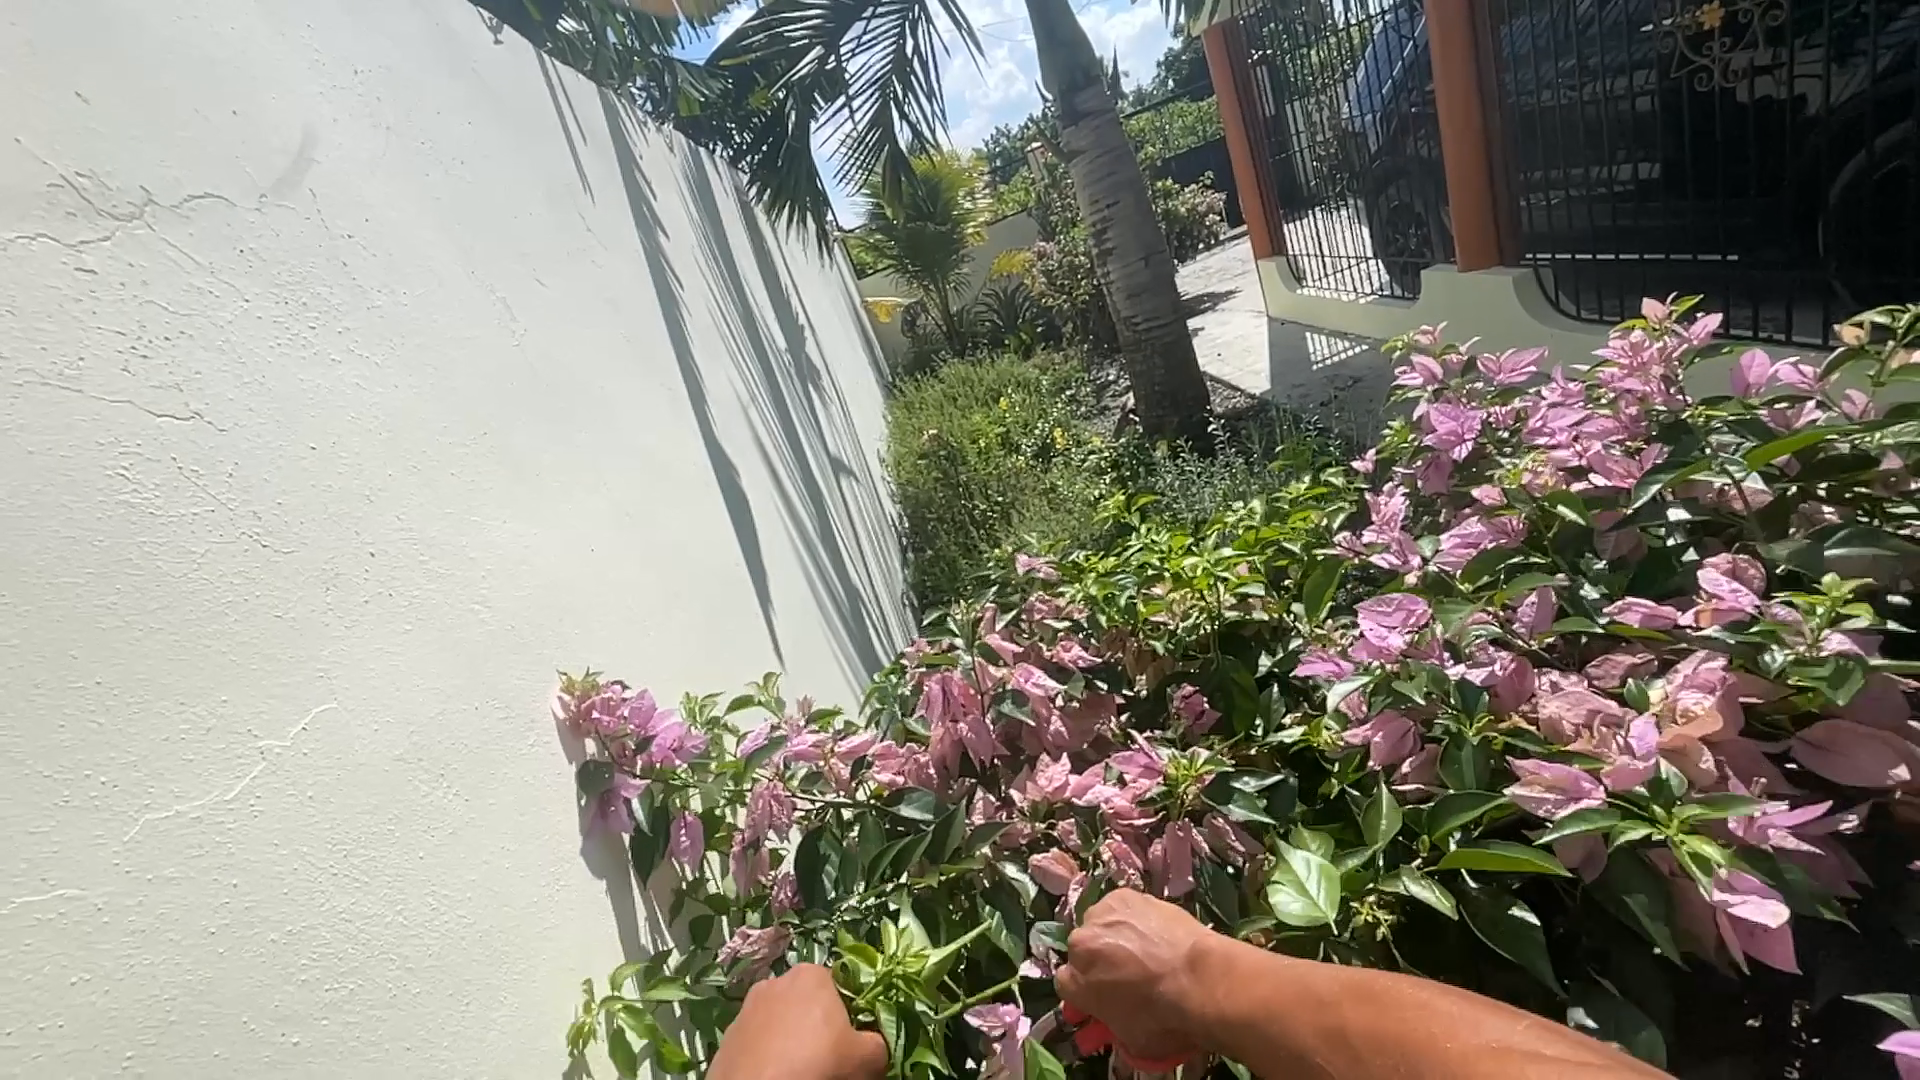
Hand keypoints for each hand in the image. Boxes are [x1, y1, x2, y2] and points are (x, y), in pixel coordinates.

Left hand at [708, 964, 887, 1079]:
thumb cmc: (813, 1062)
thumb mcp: (863, 1056)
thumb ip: (877, 1045)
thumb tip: (877, 1048)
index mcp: (812, 974)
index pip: (838, 988)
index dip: (845, 1017)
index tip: (846, 1042)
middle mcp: (777, 981)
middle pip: (806, 1004)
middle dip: (814, 1027)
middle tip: (824, 1059)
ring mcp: (748, 1008)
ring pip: (779, 1024)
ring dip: (788, 1042)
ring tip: (796, 1071)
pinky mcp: (728, 1035)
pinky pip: (756, 1044)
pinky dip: (765, 1058)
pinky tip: (772, 1076)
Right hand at [1054, 889, 1218, 1065]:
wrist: (1198, 978)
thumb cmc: (1164, 1018)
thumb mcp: (1130, 1040)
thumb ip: (1108, 1026)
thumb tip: (1108, 1020)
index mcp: (1074, 982)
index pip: (1066, 985)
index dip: (1084, 993)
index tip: (1102, 997)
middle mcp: (1080, 943)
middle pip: (1081, 951)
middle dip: (1097, 962)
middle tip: (1124, 974)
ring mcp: (1101, 914)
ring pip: (1099, 925)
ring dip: (1111, 936)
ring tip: (1141, 948)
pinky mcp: (1124, 895)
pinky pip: (1120, 908)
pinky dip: (1131, 918)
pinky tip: (1152, 930)